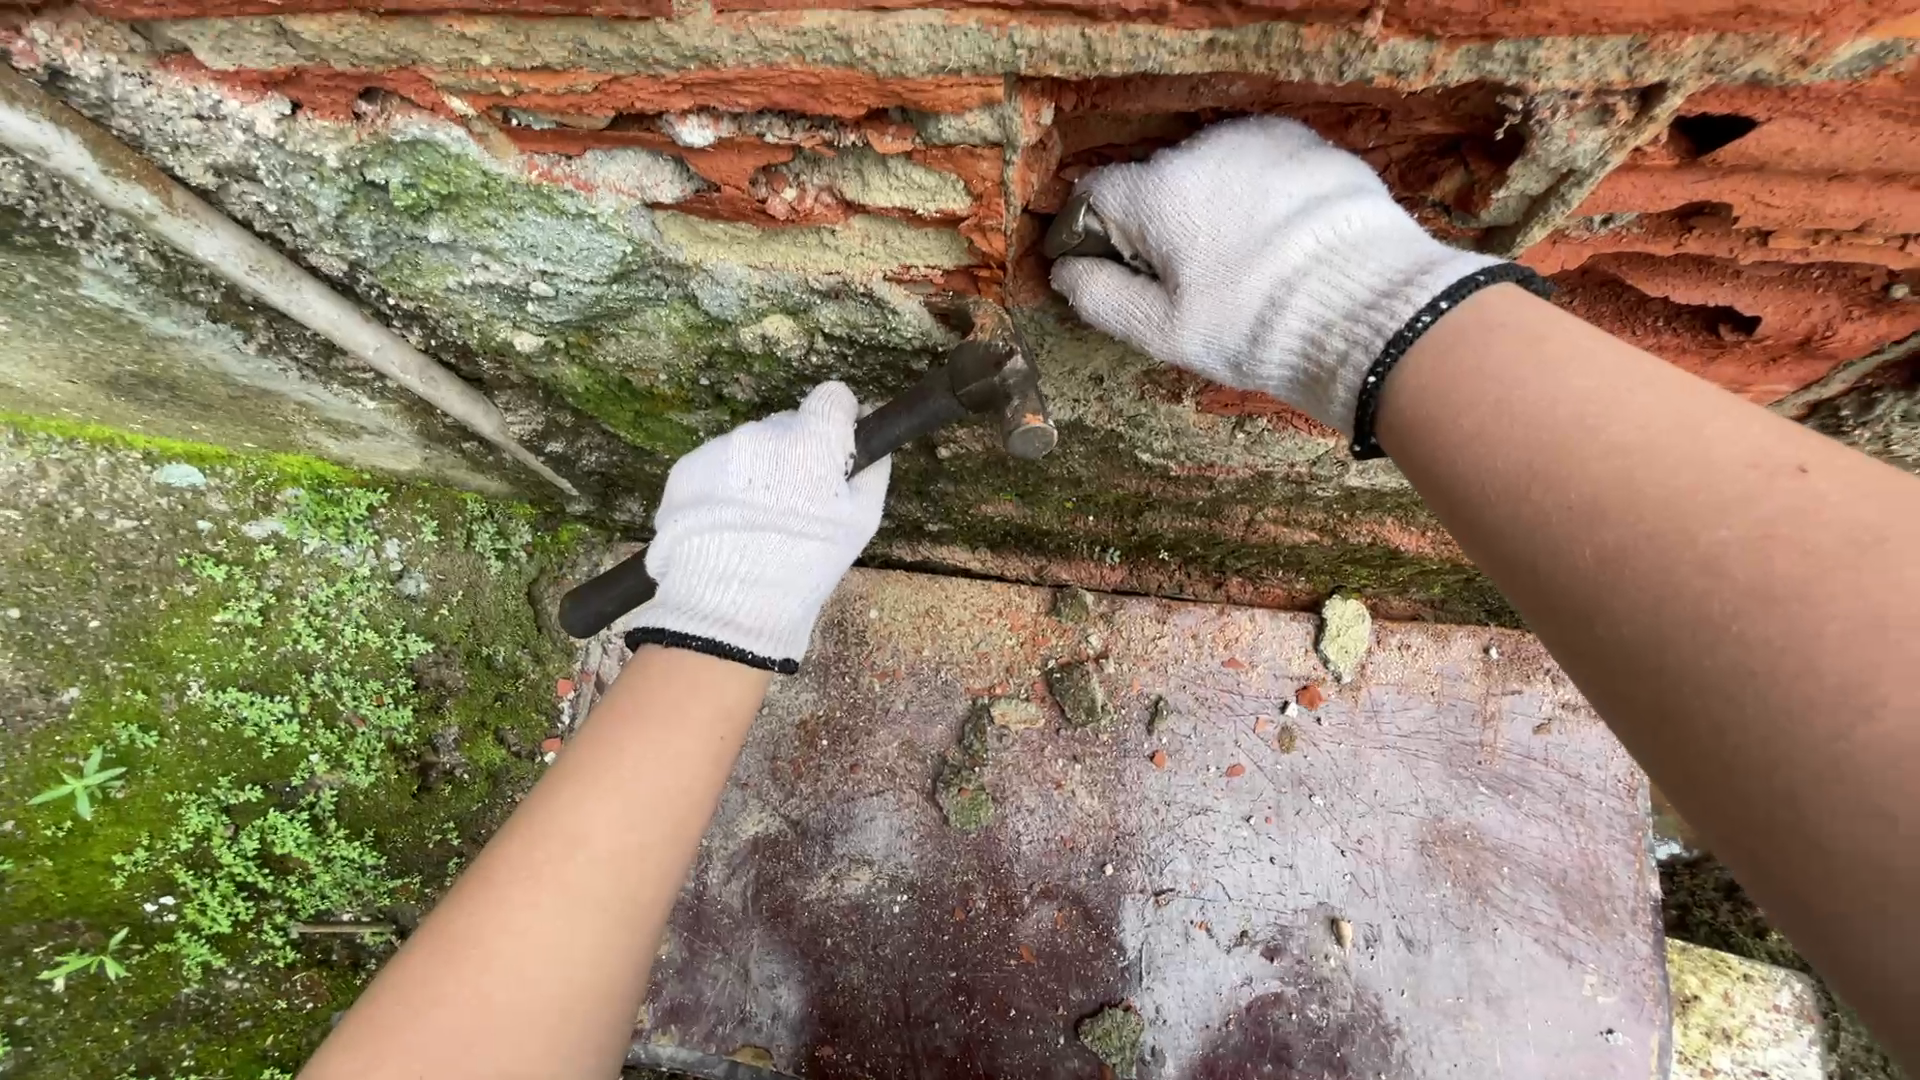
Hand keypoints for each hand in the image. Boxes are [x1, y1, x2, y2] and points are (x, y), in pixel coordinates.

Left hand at [630, 381, 887, 671]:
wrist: (729, 604)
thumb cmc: (806, 564)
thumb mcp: (860, 524)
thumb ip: (871, 473)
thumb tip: (873, 443)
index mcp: (811, 442)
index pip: (832, 397)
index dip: (838, 421)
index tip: (835, 449)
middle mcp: (763, 433)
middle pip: (789, 425)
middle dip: (796, 453)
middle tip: (795, 503)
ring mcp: (720, 449)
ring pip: (751, 447)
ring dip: (758, 471)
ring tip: (755, 522)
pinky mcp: (686, 469)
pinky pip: (717, 465)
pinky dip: (724, 486)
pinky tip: (727, 524)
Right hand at [1049, 116, 1502, 433]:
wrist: (1367, 312)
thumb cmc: (1249, 327)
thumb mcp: (1160, 329)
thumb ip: (1098, 296)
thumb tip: (1063, 270)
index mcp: (1159, 193)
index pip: (1094, 195)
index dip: (1085, 234)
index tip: (1096, 269)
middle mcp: (1204, 150)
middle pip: (1151, 185)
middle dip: (1148, 228)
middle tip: (1174, 285)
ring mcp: (1263, 142)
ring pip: (1205, 175)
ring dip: (1199, 212)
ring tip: (1230, 267)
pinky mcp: (1312, 147)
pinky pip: (1255, 170)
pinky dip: (1246, 201)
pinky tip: (1269, 245)